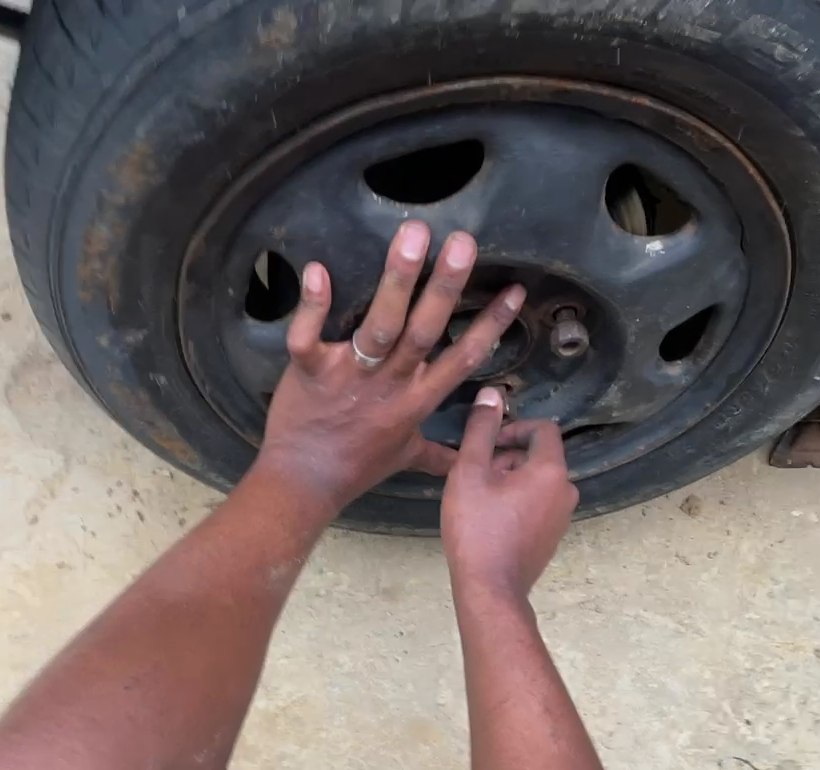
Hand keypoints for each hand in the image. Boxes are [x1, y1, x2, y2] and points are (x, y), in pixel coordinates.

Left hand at [252, 221, 525, 513]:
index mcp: (417, 401)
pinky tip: (318, 269)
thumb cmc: (357, 468)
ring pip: (380, 324)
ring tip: (412, 236)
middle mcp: (390, 383)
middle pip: (424, 331)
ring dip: (396, 280)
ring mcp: (349, 375)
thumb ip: (438, 454)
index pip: (463, 358)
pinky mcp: (310, 371)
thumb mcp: (406, 458)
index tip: (513, 289)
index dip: (490, 324)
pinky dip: (313, 306)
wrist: (305, 482)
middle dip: (446, 286)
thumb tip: (465, 463)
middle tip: (464, 242)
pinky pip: (308, 337)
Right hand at [441, 387, 579, 598]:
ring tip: (479, 497)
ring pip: (536, 481)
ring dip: (509, 479)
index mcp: (551, 471)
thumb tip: (492, 394)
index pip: (542, 429)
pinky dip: (516, 501)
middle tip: (476, 474)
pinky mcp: (552, 537)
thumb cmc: (477, 528)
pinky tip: (490, 519)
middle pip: (538, 456)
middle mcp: (566, 491)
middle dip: (506, 457)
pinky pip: (537, 504)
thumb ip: (481, 430)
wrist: (490, 588)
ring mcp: (562, 517)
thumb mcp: (470, 472)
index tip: (486, 443)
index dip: (512, 427)